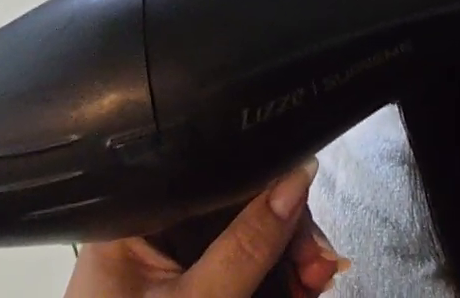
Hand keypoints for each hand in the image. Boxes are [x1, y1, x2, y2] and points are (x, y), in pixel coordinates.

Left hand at [64, 160, 348, 297]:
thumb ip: (247, 245)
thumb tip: (301, 173)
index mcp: (136, 221)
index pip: (219, 178)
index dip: (273, 190)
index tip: (310, 225)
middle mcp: (155, 233)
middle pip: (242, 208)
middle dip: (291, 236)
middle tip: (323, 268)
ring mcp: (172, 263)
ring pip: (251, 236)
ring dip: (292, 259)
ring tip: (319, 283)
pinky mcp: (189, 286)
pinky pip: (243, 265)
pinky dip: (276, 277)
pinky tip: (302, 288)